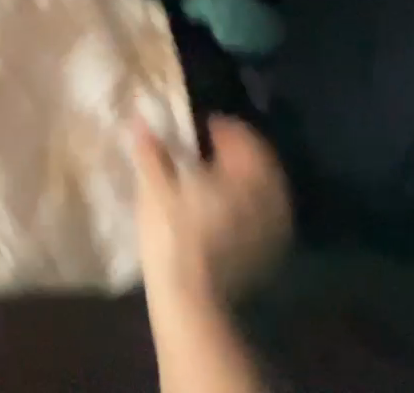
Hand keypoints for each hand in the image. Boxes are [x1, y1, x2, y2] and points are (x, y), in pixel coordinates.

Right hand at [131, 116, 291, 302]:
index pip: (243, 138)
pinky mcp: (267, 250)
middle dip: (237, 151)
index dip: (223, 127)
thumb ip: (152, 149)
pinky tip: (227, 205)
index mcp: (242, 176)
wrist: (191, 295)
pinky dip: (250, 201)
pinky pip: (265, 212)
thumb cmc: (171, 233)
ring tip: (218, 174)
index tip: (201, 124)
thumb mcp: (154, 185)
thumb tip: (141, 117)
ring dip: (246, 176)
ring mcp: (271, 226)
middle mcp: (266, 197)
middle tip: (210, 147)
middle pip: (259, 162)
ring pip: (265, 188)